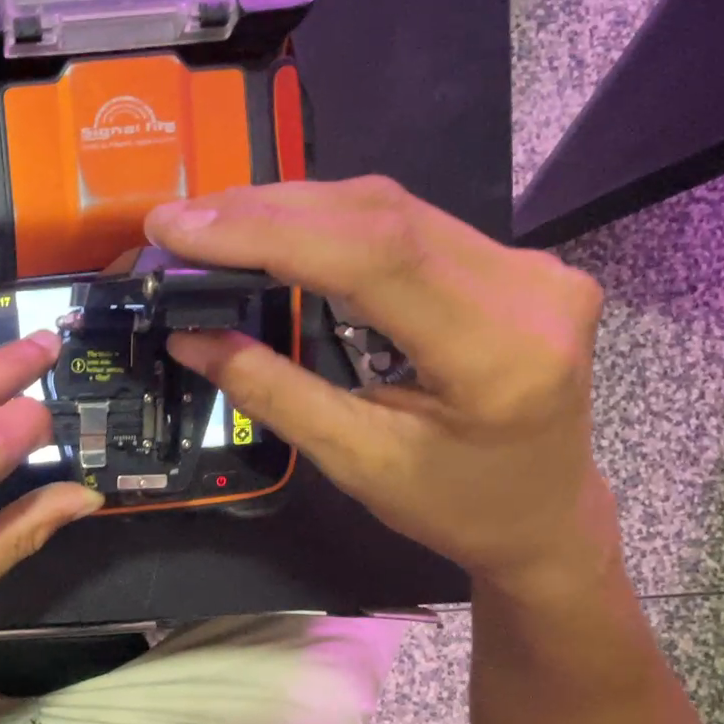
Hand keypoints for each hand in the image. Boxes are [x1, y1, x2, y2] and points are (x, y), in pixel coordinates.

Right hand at [144, 178, 614, 599]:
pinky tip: (276, 229)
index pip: (372, 256)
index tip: (180, 228)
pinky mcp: (512, 260)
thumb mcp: (355, 461)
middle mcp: (527, 286)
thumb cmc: (453, 507)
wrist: (544, 515)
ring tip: (211, 224)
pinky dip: (329, 223)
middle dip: (265, 212)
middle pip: (380, 215)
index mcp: (495, 352)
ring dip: (292, 209)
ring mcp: (529, 264)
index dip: (268, 232)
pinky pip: (408, 222)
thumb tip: (190, 337)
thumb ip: (273, 393)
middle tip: (179, 221)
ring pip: (391, 208)